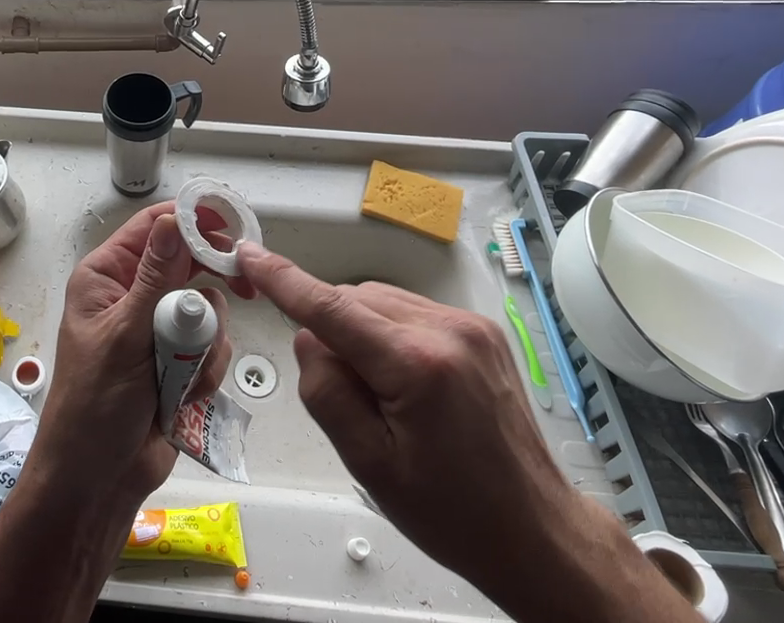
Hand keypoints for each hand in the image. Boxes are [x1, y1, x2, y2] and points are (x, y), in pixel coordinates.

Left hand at [0, 203, 254, 622]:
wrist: (99, 479)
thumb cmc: (96, 405)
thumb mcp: (126, 336)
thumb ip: (155, 278)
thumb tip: (172, 220)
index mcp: (106, 277)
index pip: (153, 227)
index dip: (192, 220)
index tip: (231, 226)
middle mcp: (133, 295)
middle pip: (189, 265)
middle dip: (208, 289)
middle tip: (243, 288)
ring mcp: (157, 329)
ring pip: (208, 309)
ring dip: (204, 342)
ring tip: (181, 375)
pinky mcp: (178, 361)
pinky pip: (212, 346)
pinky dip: (206, 369)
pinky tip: (185, 396)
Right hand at [240, 244, 698, 622]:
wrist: (534, 529)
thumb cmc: (452, 511)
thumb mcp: (368, 463)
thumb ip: (325, 390)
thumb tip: (309, 338)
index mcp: (418, 366)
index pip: (331, 307)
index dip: (283, 279)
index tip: (249, 254)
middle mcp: (449, 330)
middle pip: (354, 300)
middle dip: (332, 334)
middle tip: (349, 400)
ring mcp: (470, 326)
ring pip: (379, 301)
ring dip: (360, 333)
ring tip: (384, 398)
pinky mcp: (481, 330)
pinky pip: (408, 310)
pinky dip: (389, 334)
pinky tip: (405, 384)